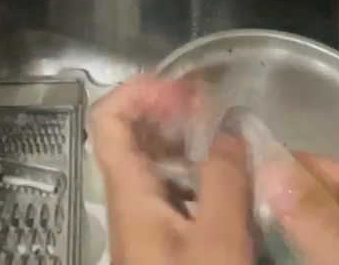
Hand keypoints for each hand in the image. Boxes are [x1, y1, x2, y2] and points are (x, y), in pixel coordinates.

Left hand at [90, 75, 254, 264]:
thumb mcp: (218, 241)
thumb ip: (224, 180)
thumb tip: (229, 125)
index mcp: (127, 190)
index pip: (108, 117)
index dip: (139, 91)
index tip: (183, 90)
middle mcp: (126, 202)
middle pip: (132, 136)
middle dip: (169, 113)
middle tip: (211, 107)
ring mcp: (141, 226)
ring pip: (153, 167)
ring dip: (185, 146)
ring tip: (227, 144)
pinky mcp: (159, 248)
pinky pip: (170, 195)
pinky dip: (195, 180)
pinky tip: (229, 191)